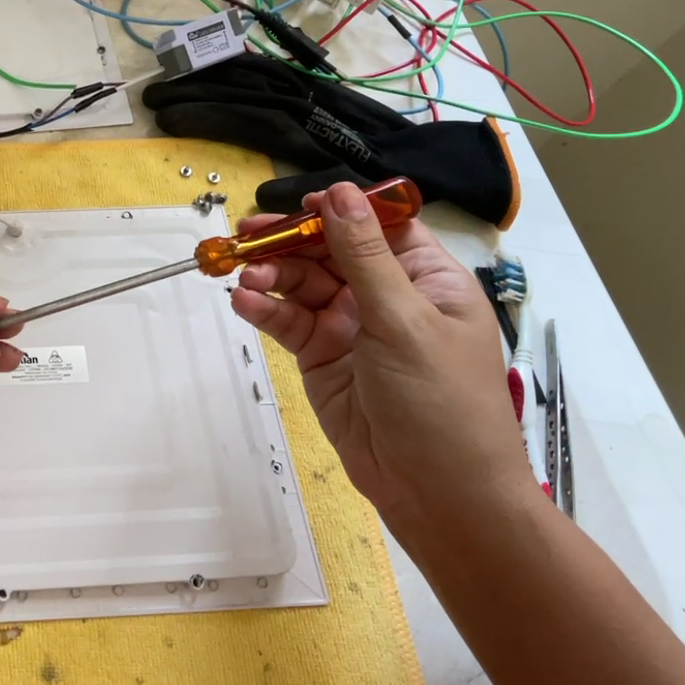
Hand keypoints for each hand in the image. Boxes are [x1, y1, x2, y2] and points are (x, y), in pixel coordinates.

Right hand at [228, 181, 532, 522]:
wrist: (436, 492)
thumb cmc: (440, 400)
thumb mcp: (403, 320)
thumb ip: (363, 256)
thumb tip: (339, 193)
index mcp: (426, 278)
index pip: (380, 226)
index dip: (341, 210)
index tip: (300, 204)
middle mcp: (387, 296)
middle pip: (329, 251)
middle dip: (289, 241)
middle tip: (247, 234)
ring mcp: (351, 326)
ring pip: (302, 284)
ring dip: (272, 276)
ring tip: (247, 280)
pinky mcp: (320, 356)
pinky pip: (287, 322)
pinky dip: (265, 310)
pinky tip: (245, 304)